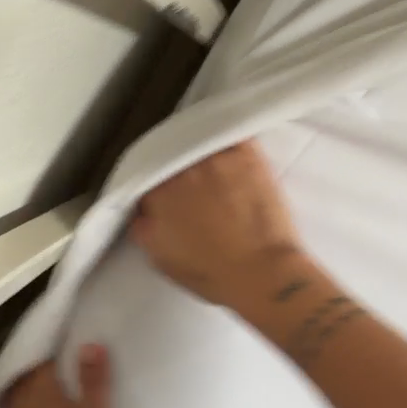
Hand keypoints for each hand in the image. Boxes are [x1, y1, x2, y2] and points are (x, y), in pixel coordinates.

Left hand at [0, 344, 111, 407]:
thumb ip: (94, 381)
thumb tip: (90, 343)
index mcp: (38, 392)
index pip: (43, 355)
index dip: (61, 344)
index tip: (81, 336)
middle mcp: (19, 404)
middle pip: (32, 373)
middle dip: (52, 362)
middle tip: (80, 354)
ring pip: (28, 392)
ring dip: (46, 384)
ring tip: (73, 379)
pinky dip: (42, 403)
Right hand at [131, 140, 305, 307]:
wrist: (263, 273)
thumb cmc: (214, 275)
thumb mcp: (163, 260)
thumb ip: (145, 229)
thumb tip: (143, 213)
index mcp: (156, 194)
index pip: (147, 175)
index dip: (159, 184)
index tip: (171, 193)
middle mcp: (181, 169)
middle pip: (173, 154)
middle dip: (180, 166)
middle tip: (196, 182)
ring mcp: (214, 158)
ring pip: (200, 140)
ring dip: (202, 149)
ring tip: (214, 166)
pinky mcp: (246, 154)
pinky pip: (232, 132)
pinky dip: (229, 136)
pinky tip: (233, 147)